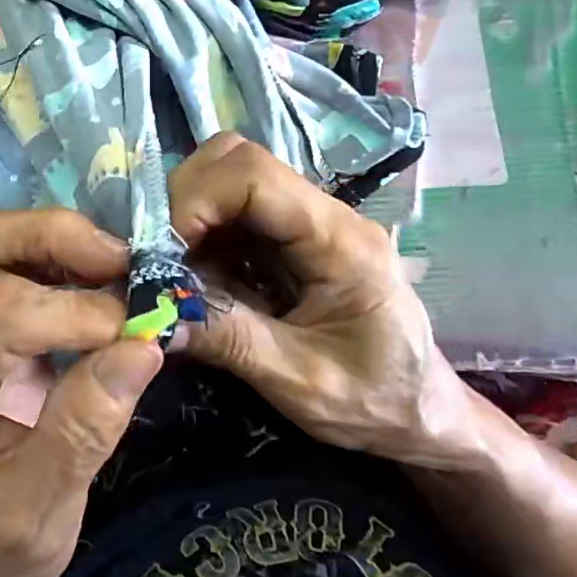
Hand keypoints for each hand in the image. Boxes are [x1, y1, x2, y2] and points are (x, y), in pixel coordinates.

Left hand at [0, 210, 162, 576]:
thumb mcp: (40, 516)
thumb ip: (84, 431)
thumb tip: (142, 346)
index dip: (70, 313)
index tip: (135, 333)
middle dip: (51, 238)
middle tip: (122, 263)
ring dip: (59, 242)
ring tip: (120, 270)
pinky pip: (13, 270)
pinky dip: (64, 262)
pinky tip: (104, 284)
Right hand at [169, 133, 483, 468]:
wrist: (421, 415)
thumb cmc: (376, 402)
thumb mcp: (301, 383)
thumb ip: (230, 341)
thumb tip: (154, 313)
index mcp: (339, 241)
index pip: (253, 175)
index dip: (194, 201)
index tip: (164, 256)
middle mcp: (323, 215)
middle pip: (236, 160)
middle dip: (184, 202)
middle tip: (162, 262)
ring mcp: (305, 224)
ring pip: (227, 181)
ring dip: (187, 222)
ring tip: (176, 277)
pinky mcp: (288, 241)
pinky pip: (229, 217)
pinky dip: (199, 240)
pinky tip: (198, 283)